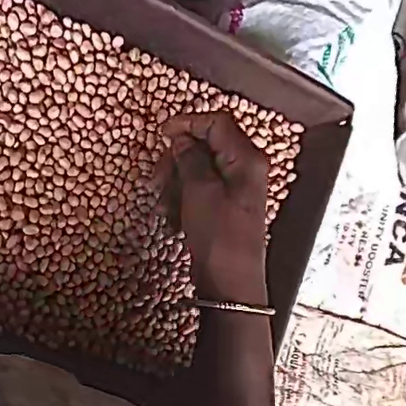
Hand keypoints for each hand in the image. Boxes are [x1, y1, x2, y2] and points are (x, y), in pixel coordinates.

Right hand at [162, 110, 268, 304]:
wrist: (230, 283)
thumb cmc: (220, 237)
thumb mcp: (200, 192)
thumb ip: (190, 159)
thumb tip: (181, 139)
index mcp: (246, 159)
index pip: (217, 123)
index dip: (188, 123)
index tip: (162, 133)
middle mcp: (244, 169)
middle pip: (204, 146)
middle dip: (177, 161)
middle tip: (159, 179)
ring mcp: (234, 190)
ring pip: (196, 171)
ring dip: (175, 184)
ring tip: (167, 208)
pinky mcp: (222, 208)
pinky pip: (197, 192)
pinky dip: (181, 201)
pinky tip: (173, 220)